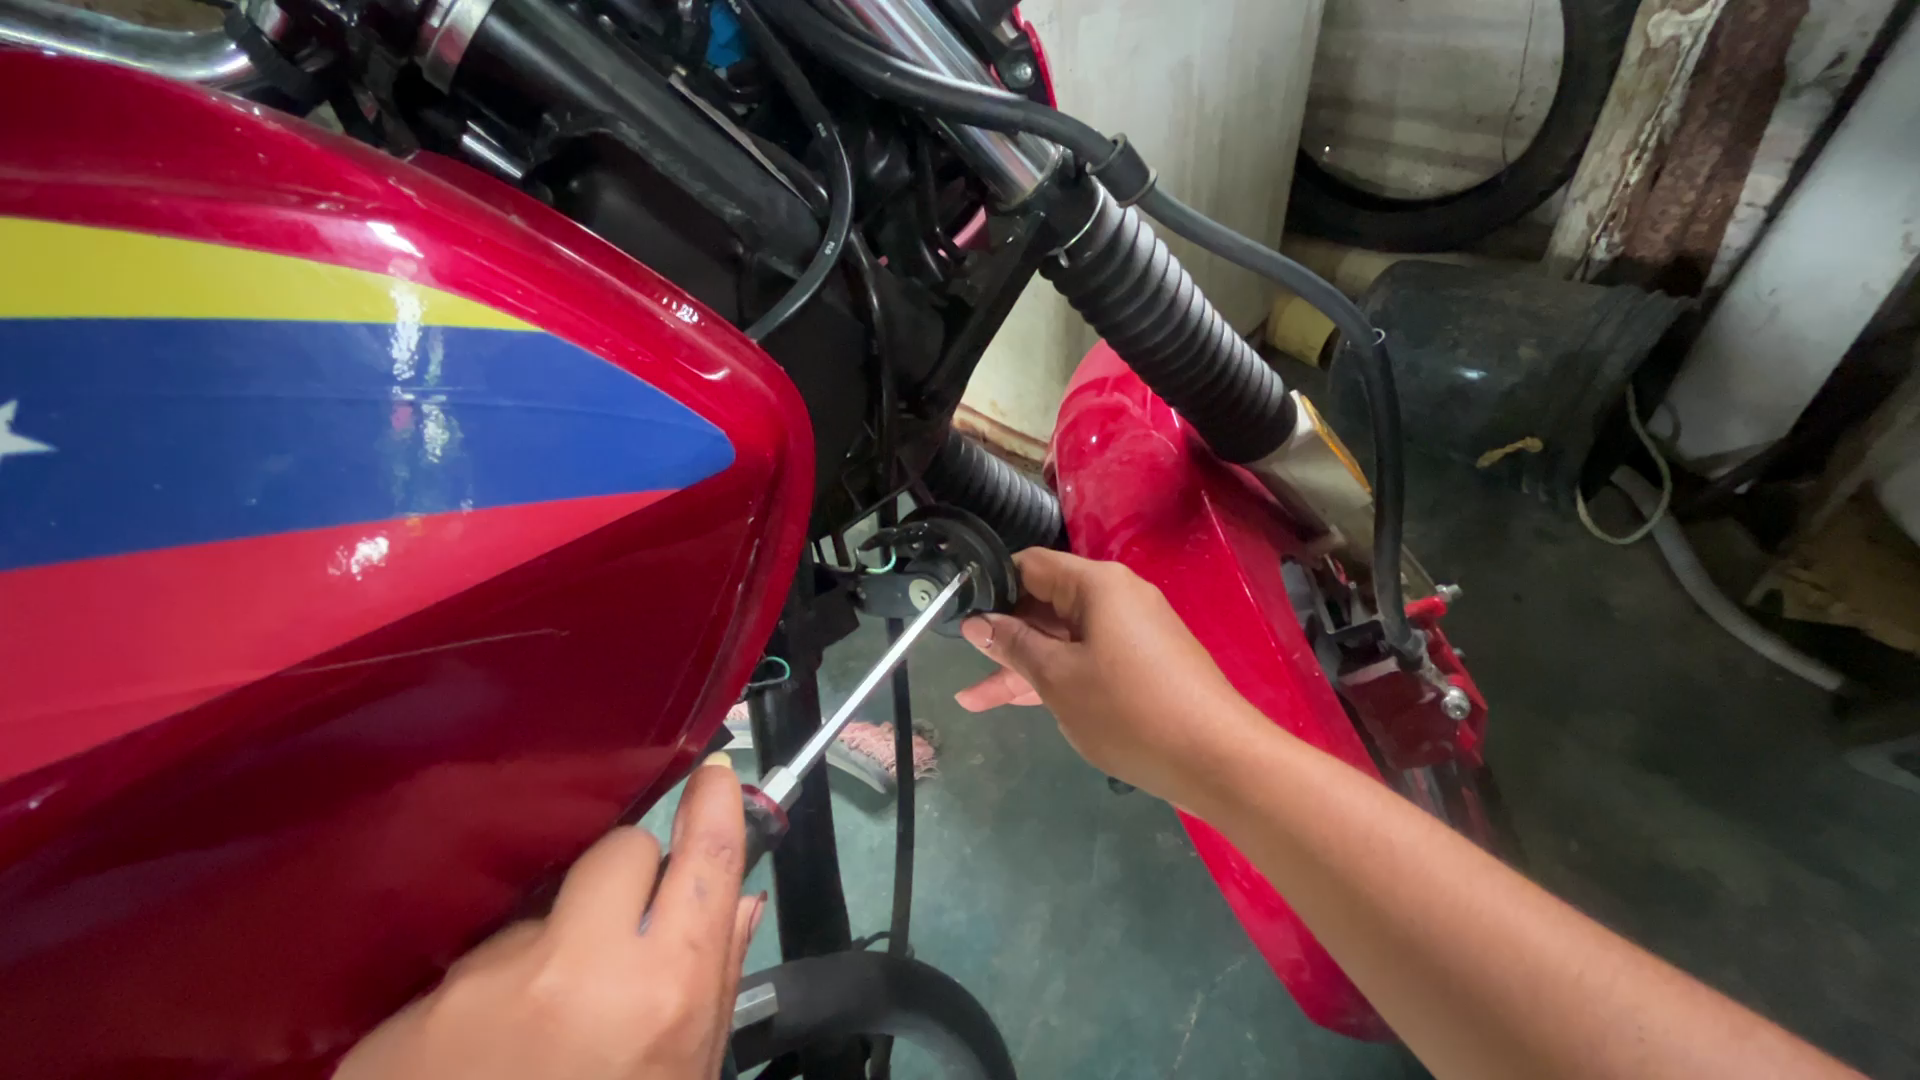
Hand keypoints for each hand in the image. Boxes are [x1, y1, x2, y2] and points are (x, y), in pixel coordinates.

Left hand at [335, 755, 763, 1079]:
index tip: (715, 776)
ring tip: (532, 1031)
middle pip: (619, 850)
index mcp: (663, 990)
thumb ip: (715, 980)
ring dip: (550, 947)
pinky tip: (474, 1063)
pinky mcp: (406, 1016)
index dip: (715, 805)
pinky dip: (484, 1001)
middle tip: (621, 932)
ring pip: (539, 912)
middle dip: (630, 876)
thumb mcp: (684, 1077)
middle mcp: (578, 967)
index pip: (703, 857)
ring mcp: (483, 986)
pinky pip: (470, 970)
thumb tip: (740, 900)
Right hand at [955, 549, 1267, 808]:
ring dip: (1024, 666)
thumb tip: (976, 621)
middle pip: (1046, 604)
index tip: (959, 615)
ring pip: (1064, 639)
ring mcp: (1133, 632)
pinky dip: (1057, 677)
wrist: (1218, 760)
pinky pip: (1087, 659)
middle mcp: (1117, 597)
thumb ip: (1013, 645)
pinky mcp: (1144, 664)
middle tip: (964, 665)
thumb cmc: (1129, 711)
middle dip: (1004, 637)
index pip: (1030, 565)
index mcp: (1097, 585)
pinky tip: (1021, 700)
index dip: (992, 587)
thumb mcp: (1058, 678)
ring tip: (974, 699)